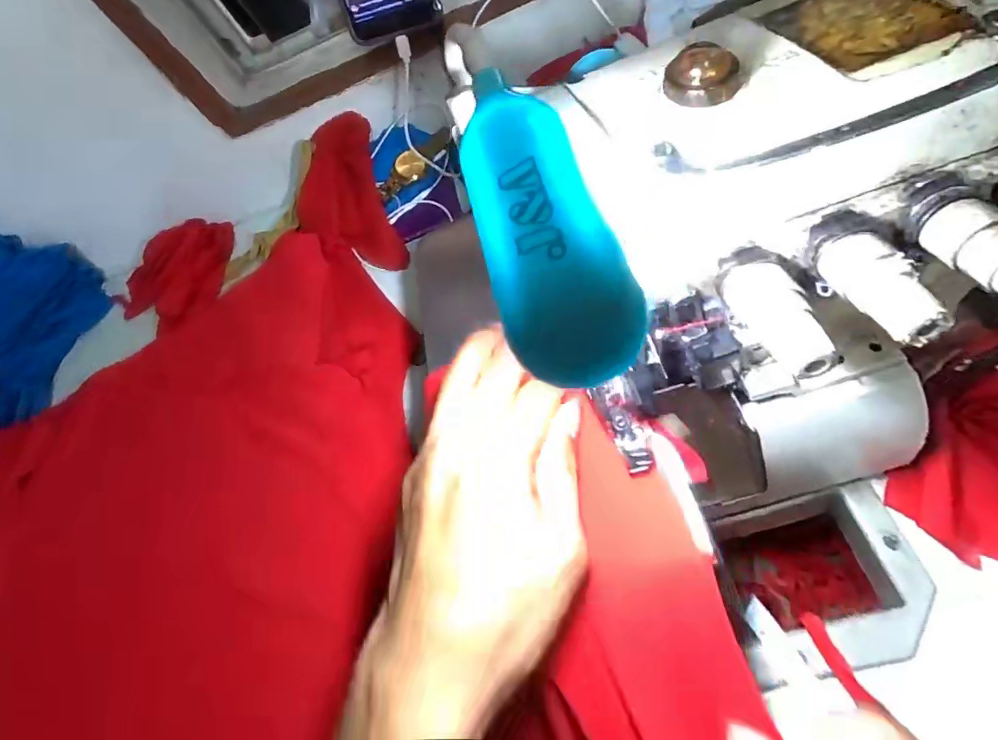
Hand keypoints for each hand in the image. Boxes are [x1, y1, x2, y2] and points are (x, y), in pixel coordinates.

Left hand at [340, 330, 586, 739]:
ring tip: (513, 333)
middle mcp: (458, 445)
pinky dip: (464, 377)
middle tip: (553, 330)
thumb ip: (562, 471)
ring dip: (488, 349)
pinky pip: (441, 404)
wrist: (424, 666)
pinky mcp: (412, 472)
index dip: (565, 366)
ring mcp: (427, 456)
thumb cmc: (506, 615)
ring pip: (458, 378)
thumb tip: (568, 413)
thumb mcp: (561, 553)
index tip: (585, 349)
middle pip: (494, 370)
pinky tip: (479, 375)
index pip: (537, 390)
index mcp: (499, 462)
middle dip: (527, 344)